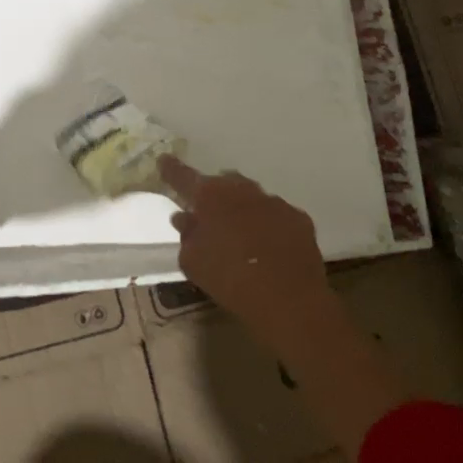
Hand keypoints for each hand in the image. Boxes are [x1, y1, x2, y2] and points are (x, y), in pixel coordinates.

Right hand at [159, 154, 330, 328]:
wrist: (289, 300)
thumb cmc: (229, 279)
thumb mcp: (192, 262)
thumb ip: (186, 235)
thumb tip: (185, 218)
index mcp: (209, 196)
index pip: (183, 176)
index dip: (171, 169)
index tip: (164, 161)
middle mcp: (241, 189)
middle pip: (222, 183)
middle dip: (214, 195)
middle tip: (210, 215)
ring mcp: (273, 201)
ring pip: (251, 197)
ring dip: (242, 209)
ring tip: (241, 234)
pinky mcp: (298, 218)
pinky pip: (276, 215)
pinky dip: (269, 225)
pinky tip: (269, 247)